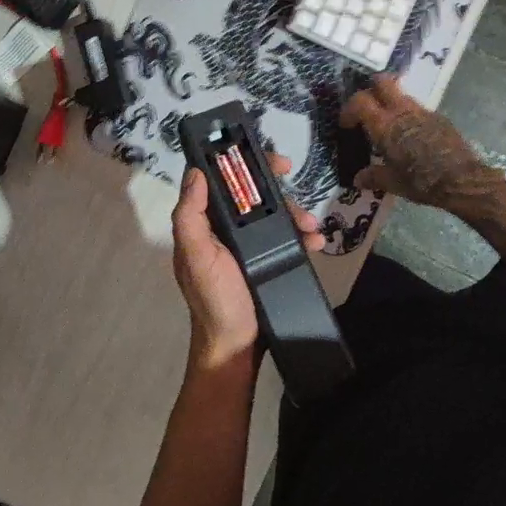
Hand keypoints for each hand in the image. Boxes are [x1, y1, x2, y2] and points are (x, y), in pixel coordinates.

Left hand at [173, 151, 325, 376]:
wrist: (237, 346)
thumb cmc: (214, 299)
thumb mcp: (195, 256)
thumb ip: (190, 215)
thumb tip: (195, 172)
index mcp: (204, 224)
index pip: (220, 182)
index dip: (240, 164)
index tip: (264, 158)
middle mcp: (225, 231)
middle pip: (252, 194)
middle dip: (275, 187)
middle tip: (292, 177)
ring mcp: (249, 246)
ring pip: (274, 215)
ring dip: (295, 213)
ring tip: (311, 226)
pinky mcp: (270, 260)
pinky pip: (288, 239)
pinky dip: (302, 236)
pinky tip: (315, 243)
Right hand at [339, 75, 498, 208]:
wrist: (460, 180)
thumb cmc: (420, 181)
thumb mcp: (392, 183)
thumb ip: (373, 177)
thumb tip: (357, 179)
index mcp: (385, 126)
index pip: (360, 101)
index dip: (349, 108)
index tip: (347, 123)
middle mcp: (402, 112)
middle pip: (383, 82)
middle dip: (372, 88)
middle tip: (368, 106)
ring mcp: (423, 112)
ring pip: (402, 94)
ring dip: (392, 102)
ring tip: (390, 124)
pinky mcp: (439, 118)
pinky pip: (418, 109)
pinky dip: (410, 116)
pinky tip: (412, 135)